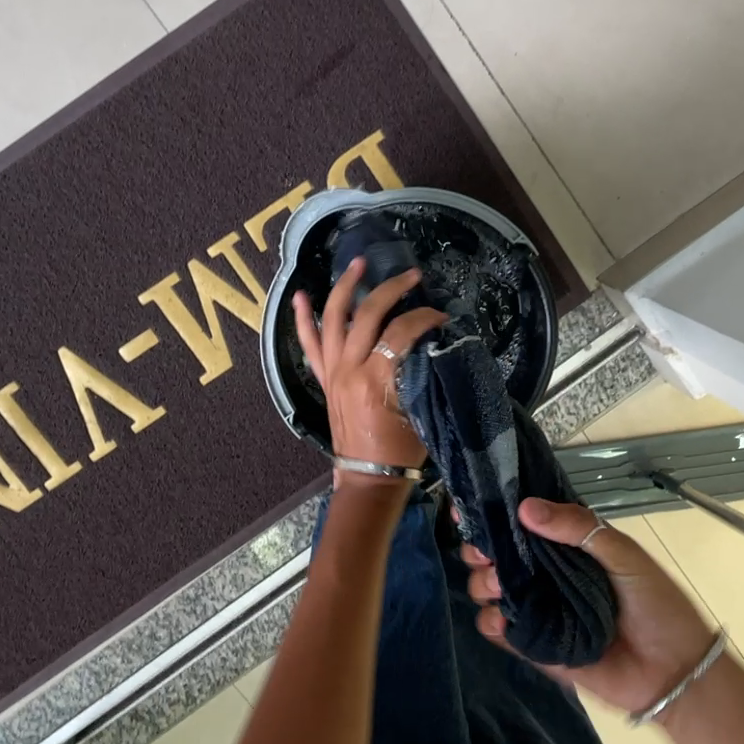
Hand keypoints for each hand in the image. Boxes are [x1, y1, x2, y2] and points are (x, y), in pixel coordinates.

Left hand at [293, 257, 446, 478]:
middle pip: (368, 316)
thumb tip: (434, 341)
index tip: (442, 317)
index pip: (401, 332)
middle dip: (391, 289)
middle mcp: (348, 370)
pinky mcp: (324, 378)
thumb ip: (425, 373)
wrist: (369, 479)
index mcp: (376, 380)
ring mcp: (332, 372)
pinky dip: (303, 318)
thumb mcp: (422, 412)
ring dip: (346, 287)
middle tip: (412, 275)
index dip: (424, 318)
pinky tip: (301, 295)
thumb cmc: (402, 451)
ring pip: (334, 319)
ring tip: (358, 264)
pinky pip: (309, 343)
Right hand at [464, 498, 716, 714]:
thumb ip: (578, 526)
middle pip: (493, 551)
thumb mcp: (624, 554)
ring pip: (487, 586)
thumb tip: (525, 508)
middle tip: (485, 553)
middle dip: (479, 547)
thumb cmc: (655, 602)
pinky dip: (491, 622)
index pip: (518, 519)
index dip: (492, 510)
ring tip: (500, 586)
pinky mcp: (532, 644)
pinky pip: (496, 630)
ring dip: (483, 582)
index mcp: (563, 543)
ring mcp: (535, 606)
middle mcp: (542, 570)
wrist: (673, 672)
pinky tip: (503, 619)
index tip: (470, 506)